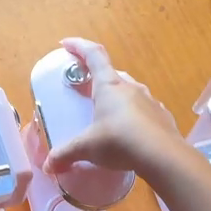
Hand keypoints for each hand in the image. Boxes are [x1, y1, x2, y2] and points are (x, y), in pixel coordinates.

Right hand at [43, 38, 182, 179]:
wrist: (163, 156)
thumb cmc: (119, 142)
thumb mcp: (87, 148)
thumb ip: (65, 154)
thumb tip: (47, 166)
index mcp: (109, 86)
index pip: (93, 55)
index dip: (78, 46)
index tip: (65, 44)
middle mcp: (130, 87)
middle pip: (110, 74)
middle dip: (95, 78)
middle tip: (83, 89)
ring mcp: (149, 100)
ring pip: (128, 91)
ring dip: (115, 97)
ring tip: (105, 112)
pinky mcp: (161, 116)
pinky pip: (142, 109)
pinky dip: (131, 115)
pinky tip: (127, 131)